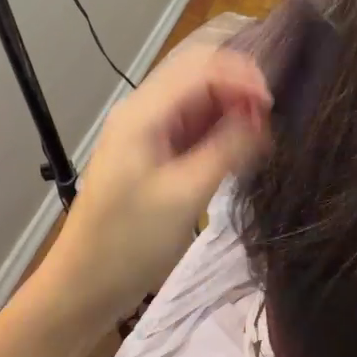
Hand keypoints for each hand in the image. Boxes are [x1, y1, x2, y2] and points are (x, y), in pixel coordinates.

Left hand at [28, 43, 271, 323]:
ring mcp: (149, 129)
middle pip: (199, 71)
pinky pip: (196, 120)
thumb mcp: (184, 196)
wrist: (83, 288)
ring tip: (263, 128)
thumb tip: (263, 115)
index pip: (200, 68)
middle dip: (239, 82)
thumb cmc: (129, 244)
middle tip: (270, 112)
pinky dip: (222, 123)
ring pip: (199, 94)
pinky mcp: (157, 149)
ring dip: (233, 102)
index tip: (272, 105)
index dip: (241, 76)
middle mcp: (144, 110)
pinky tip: (245, 141)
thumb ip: (227, 149)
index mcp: (143, 113)